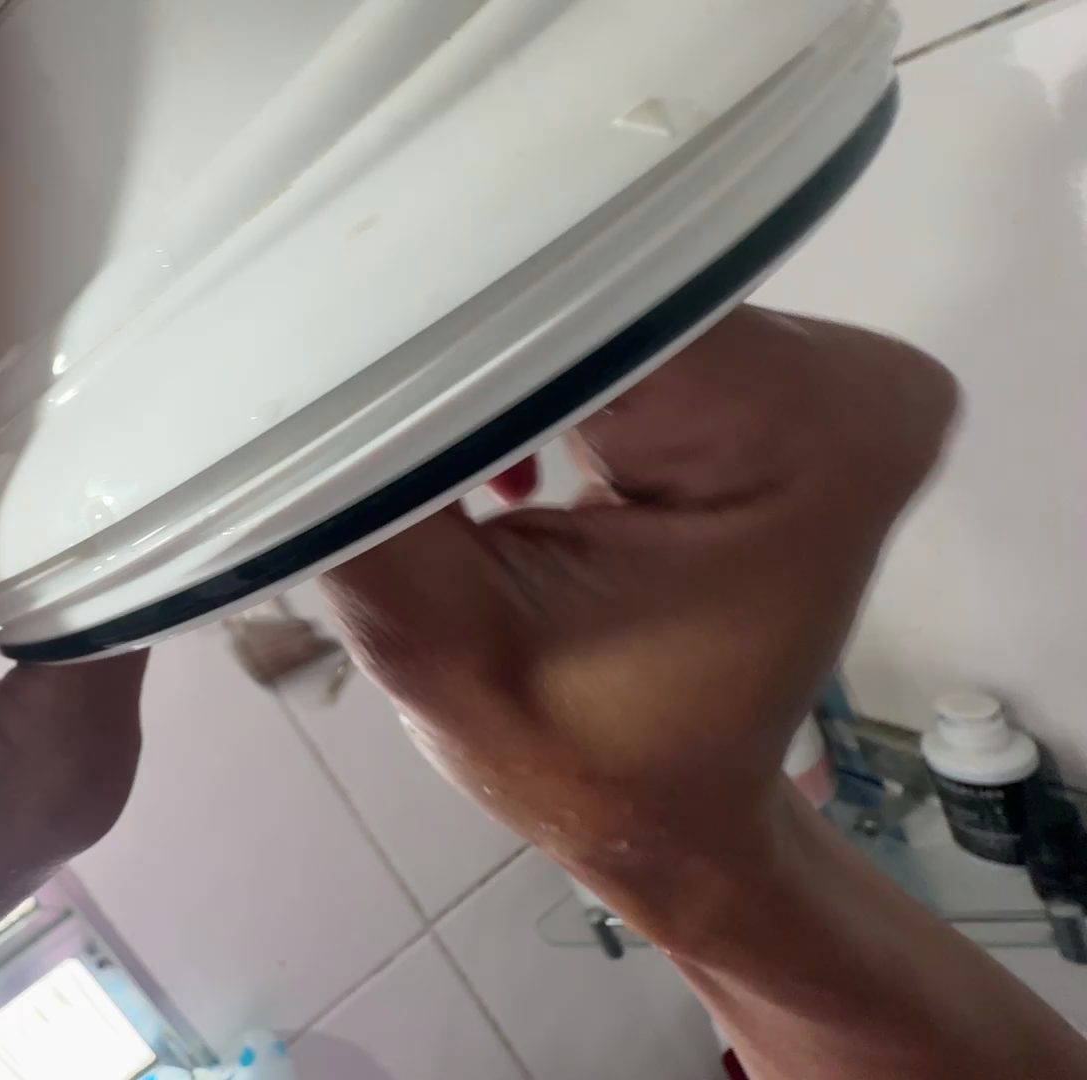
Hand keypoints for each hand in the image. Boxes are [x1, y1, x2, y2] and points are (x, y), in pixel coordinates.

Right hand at [321, 307, 957, 932]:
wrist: (650, 802)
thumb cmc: (567, 753)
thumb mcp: (431, 637)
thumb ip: (363, 506)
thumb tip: (287, 393)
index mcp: (798, 432)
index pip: (582, 305)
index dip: (449, 326)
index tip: (337, 355)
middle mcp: (833, 377)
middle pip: (587, 297)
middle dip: (458, 352)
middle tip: (353, 409)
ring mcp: (803, 377)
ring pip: (585, 315)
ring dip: (482, 377)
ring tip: (420, 454)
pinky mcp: (751, 394)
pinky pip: (603, 344)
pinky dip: (519, 389)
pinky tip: (483, 461)